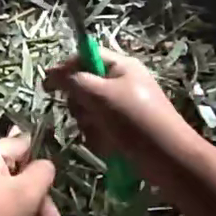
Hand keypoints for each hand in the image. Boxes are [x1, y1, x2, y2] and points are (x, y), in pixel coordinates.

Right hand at [45, 50, 198, 181]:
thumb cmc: (135, 119)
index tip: (47, 85)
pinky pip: (97, 130)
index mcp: (122, 67)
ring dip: (89, 125)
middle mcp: (121, 84)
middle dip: (80, 104)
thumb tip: (51, 74)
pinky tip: (109, 147)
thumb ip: (72, 80)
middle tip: (87, 114)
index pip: (86, 56)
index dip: (66, 68)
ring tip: (102, 134)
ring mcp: (122, 109)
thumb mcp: (99, 94)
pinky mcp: (122, 131)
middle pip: (83, 86)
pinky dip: (98, 139)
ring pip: (87, 112)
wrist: (168, 158)